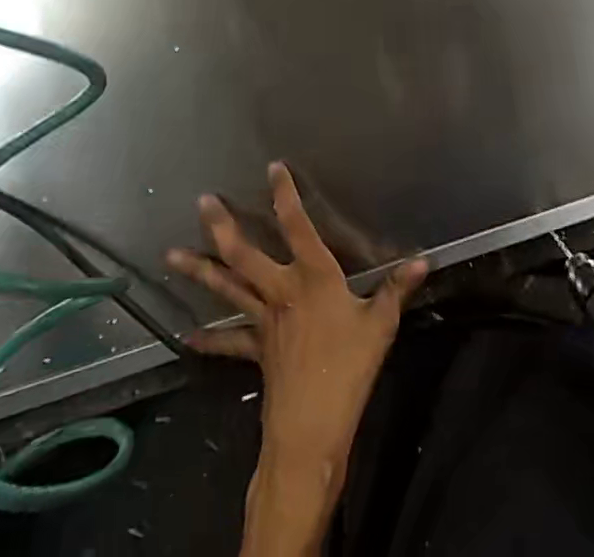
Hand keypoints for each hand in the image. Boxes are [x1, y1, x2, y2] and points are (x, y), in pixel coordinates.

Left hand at [166, 162, 427, 556]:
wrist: (311, 424)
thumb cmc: (349, 367)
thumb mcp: (380, 324)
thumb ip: (396, 289)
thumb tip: (423, 260)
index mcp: (313, 277)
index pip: (297, 226)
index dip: (285, 195)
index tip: (273, 169)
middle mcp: (281, 290)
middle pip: (244, 253)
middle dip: (222, 226)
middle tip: (202, 201)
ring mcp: (262, 320)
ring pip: (226, 288)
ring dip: (199, 270)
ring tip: (170, 255)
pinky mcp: (255, 348)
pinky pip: (229, 339)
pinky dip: (210, 336)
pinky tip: (188, 335)